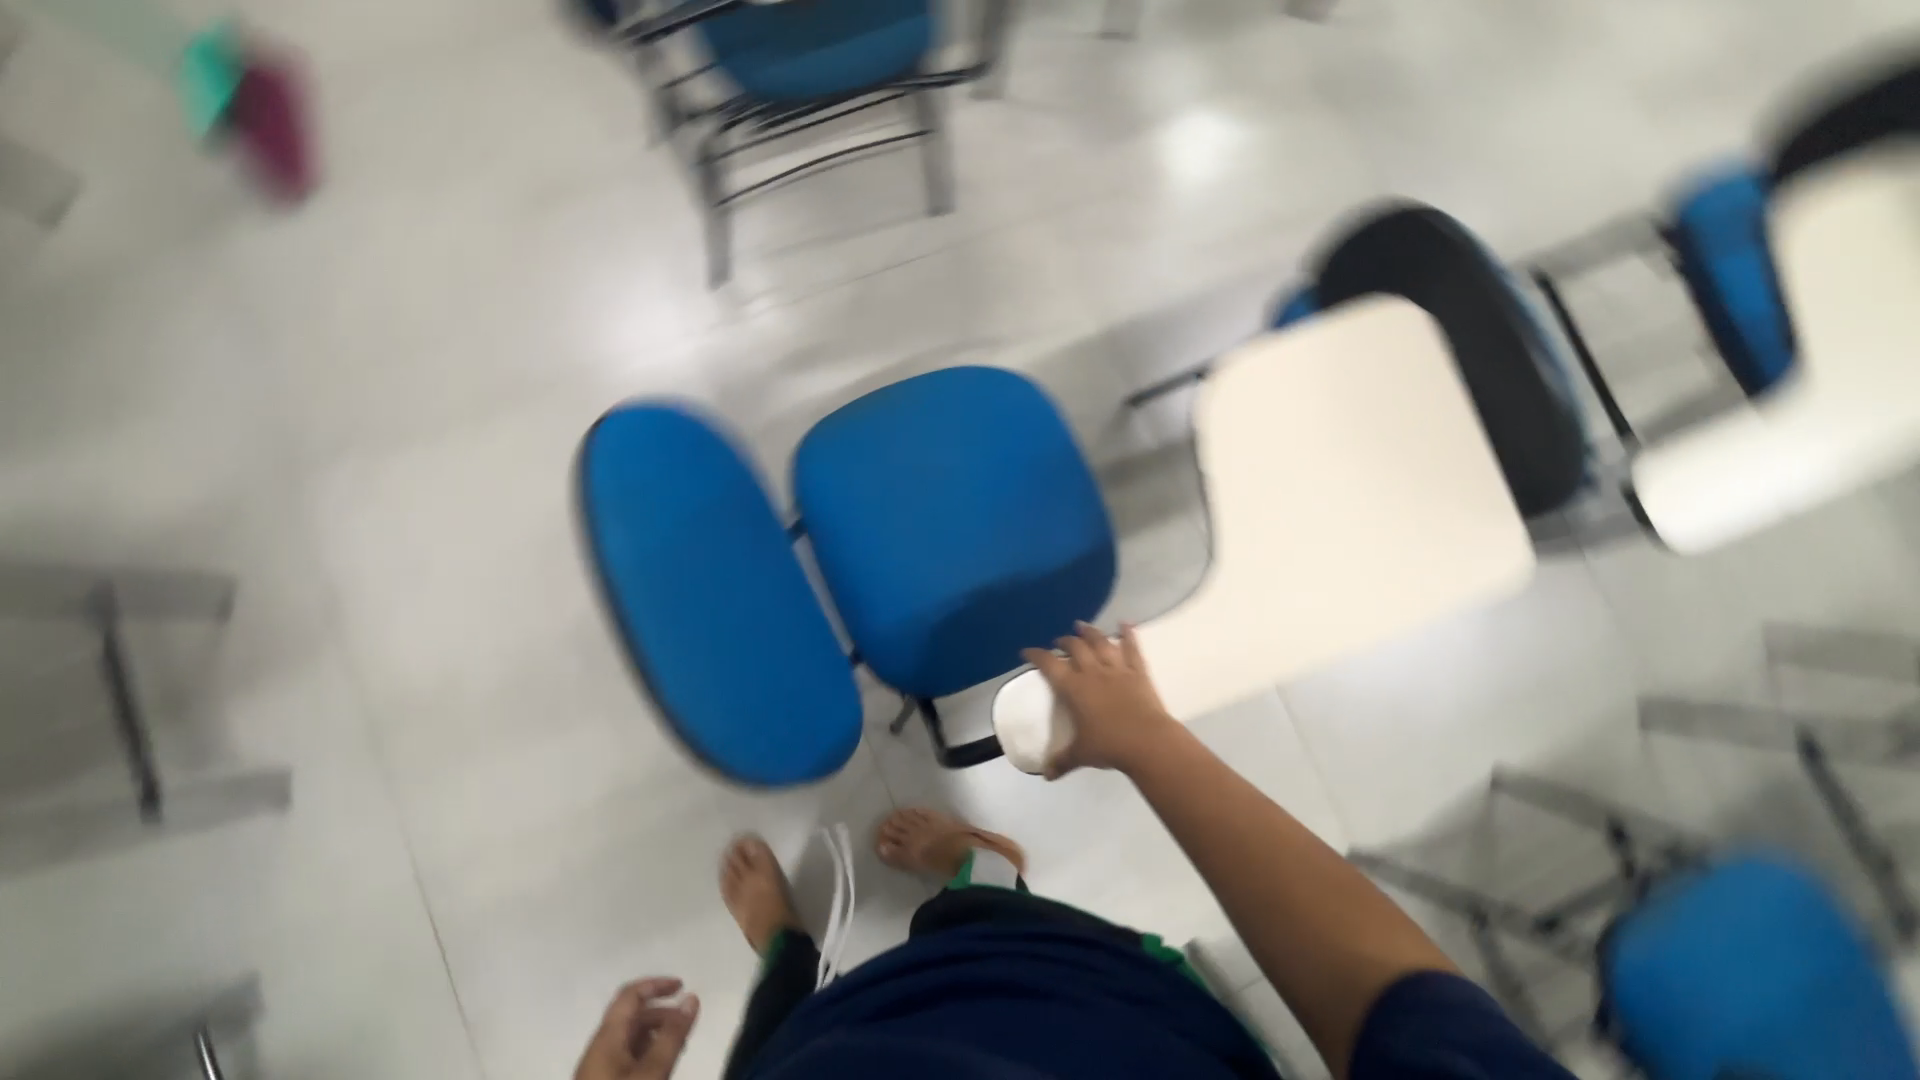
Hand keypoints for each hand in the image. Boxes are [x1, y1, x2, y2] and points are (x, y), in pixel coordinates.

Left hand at [574, 977, 698, 1079]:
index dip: (656, 984)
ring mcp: (598, 1069)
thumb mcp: (652, 1072)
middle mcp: (599, 1048)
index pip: (630, 995)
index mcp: (606, 1038)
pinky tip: (662, 1069)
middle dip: (662, 1013)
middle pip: (631, 1016)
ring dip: (656, 1034)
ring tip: (679, 1048)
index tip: (684, 987)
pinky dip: (648, 1053)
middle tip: (688, 1024)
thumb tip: (691, 998)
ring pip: (630, 1038)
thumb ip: (672, 1035)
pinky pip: (626, 1057)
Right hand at [1021, 622, 1177, 777]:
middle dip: (1064, 642)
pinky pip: (1133, 649)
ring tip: (1082, 626)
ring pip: (1101, 643)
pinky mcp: (1139, 673)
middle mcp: (1093, 673)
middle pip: (1076, 648)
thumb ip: (1062, 761)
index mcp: (1074, 689)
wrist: (1148, 742)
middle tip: (1059, 641)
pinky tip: (1126, 624)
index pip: (1050, 665)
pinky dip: (1129, 635)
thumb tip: (1047, 775)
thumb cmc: (1109, 746)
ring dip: (1090, 633)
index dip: (1036, 655)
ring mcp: (1117, 670)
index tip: (1027, 651)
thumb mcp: (1081, 754)